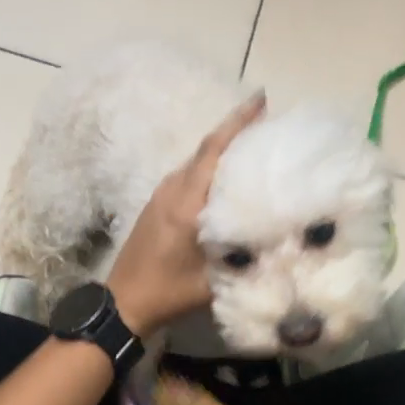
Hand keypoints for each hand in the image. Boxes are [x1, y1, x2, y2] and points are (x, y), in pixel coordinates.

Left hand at [107, 93, 266, 334]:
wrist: (123, 304)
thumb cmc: (167, 293)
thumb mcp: (213, 283)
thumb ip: (246, 263)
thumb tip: (282, 246)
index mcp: (185, 203)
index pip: (213, 151)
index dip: (237, 124)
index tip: (261, 100)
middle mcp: (171, 191)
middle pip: (206, 151)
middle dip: (236, 134)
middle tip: (269, 127)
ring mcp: (159, 198)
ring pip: (195, 164)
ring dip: (221, 153)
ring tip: (253, 150)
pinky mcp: (155, 208)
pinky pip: (186, 178)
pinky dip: (208, 171)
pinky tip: (226, 181)